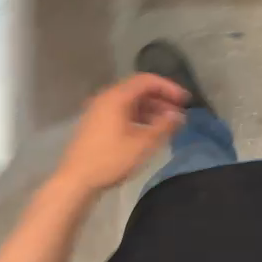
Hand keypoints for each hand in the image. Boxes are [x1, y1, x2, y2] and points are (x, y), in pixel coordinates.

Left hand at [55, 74, 190, 193]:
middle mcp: (106, 98)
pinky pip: (122, 112)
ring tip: (167, 126)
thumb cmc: (110, 160)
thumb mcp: (143, 144)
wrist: (76, 180)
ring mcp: (99, 111)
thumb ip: (164, 126)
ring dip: (151, 110)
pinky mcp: (96, 124)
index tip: (185, 101)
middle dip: (161, 100)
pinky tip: (148, 133)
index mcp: (116, 97)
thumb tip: (179, 116)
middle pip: (138, 90)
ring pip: (130, 103)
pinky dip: (138, 118)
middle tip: (179, 114)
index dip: (169, 88)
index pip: (147, 80)